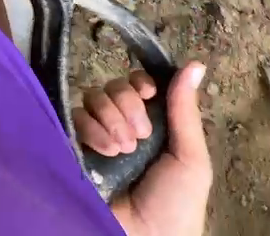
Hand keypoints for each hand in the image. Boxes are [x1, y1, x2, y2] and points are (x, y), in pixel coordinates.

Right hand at [75, 63, 212, 235]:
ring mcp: (98, 135)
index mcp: (154, 125)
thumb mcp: (190, 161)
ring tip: (123, 148)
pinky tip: (106, 151)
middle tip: (140, 134)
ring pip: (94, 97)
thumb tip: (195, 63)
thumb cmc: (174, 206)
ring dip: (111, 118)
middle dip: (128, 104)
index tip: (147, 93)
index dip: (140, 82)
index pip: (140, 84)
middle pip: (115, 87)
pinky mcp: (75, 143)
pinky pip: (76, 116)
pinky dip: (93, 129)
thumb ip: (185, 111)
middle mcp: (124, 125)